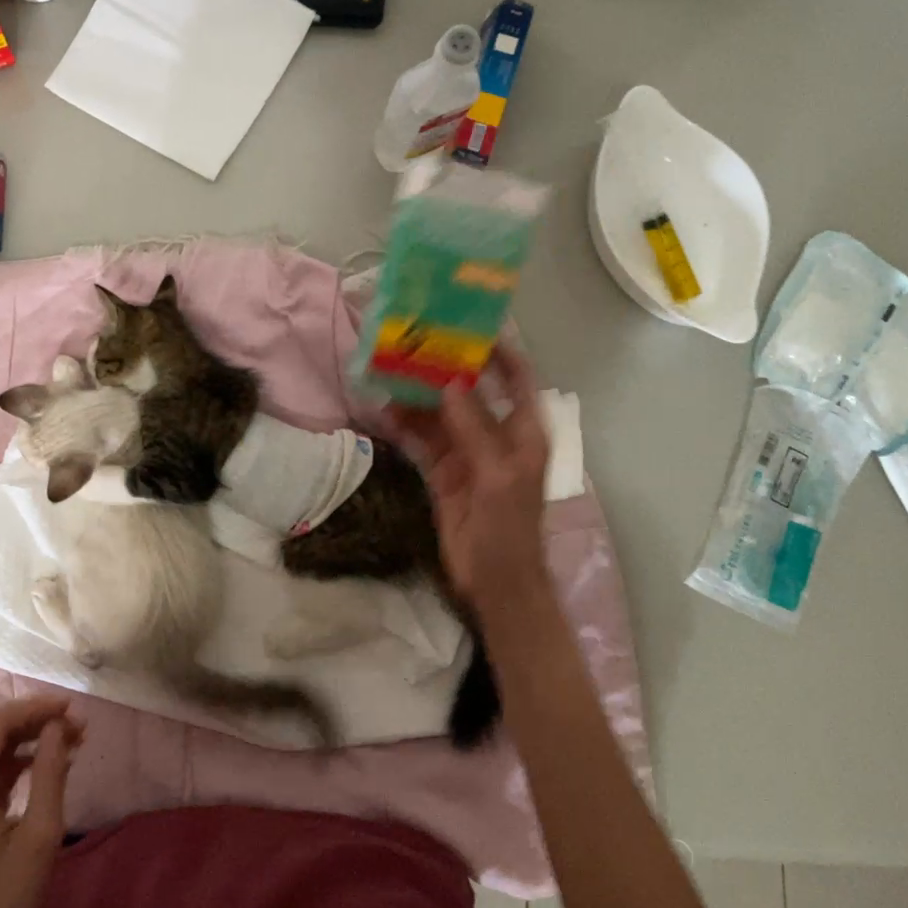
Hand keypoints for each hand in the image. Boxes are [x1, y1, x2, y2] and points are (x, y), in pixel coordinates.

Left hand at [0, 696, 84, 907]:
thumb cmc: (12, 889)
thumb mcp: (40, 832)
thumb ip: (50, 774)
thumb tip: (60, 725)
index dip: (33, 709)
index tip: (70, 708)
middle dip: (38, 721)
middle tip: (79, 722)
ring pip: (2, 749)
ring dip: (37, 738)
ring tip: (76, 737)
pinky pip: (4, 770)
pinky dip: (31, 759)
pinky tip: (59, 760)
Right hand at [391, 350, 551, 606]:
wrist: (494, 582)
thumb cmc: (509, 527)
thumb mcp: (495, 474)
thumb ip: (472, 427)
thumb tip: (448, 381)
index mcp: (523, 431)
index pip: (515, 377)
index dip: (497, 350)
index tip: (467, 325)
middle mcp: (495, 435)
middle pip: (470, 391)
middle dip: (444, 368)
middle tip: (413, 343)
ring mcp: (467, 453)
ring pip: (440, 413)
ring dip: (418, 395)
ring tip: (389, 371)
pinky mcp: (443, 472)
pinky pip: (423, 439)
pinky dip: (405, 424)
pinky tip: (383, 410)